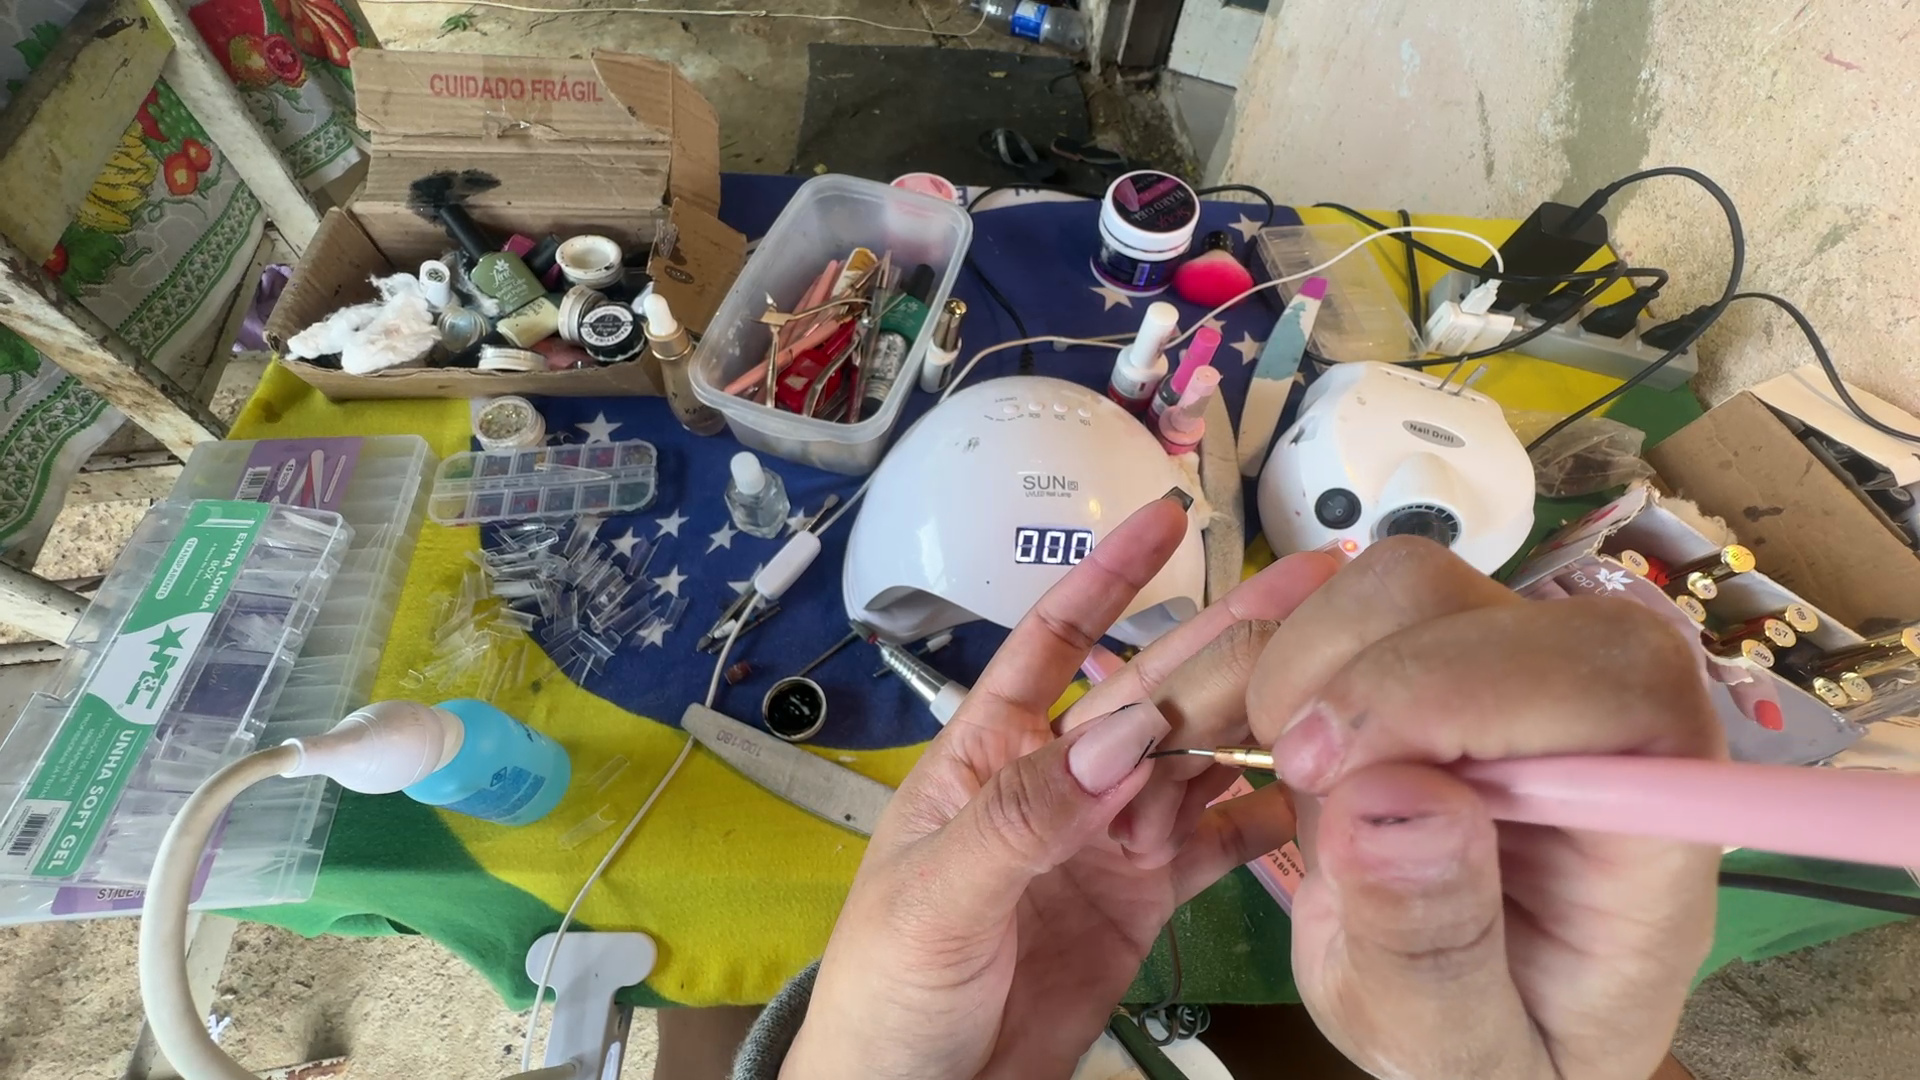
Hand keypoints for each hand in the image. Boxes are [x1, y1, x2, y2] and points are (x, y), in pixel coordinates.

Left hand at [784, 495, 1337, 1079]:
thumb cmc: (890, 985)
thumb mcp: (940, 890)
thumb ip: (1024, 813)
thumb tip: (1118, 735)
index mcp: (994, 749)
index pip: (1054, 637)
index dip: (1109, 576)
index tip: (1162, 518)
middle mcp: (1060, 777)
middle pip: (1150, 691)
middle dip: (1221, 637)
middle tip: (1305, 589)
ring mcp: (1108, 835)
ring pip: (1194, 758)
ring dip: (1257, 718)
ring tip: (1335, 676)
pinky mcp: (1145, 898)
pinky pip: (1215, 844)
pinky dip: (1264, 819)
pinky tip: (1317, 794)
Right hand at [1248, 537, 1726, 1079]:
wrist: (1444, 992)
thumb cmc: (1476, 1031)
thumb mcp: (1450, 1046)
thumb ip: (1433, 951)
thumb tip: (1385, 800)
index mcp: (1638, 805)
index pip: (1597, 673)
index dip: (1443, 692)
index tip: (1324, 778)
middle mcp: (1567, 695)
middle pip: (1444, 594)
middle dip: (1335, 680)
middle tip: (1293, 778)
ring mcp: (1478, 655)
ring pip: (1368, 581)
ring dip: (1289, 668)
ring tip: (1289, 769)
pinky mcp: (1401, 646)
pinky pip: (1314, 598)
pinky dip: (1259, 653)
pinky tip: (1258, 728)